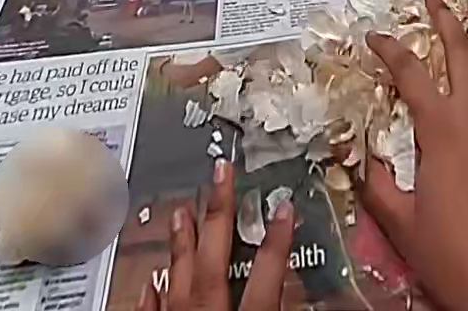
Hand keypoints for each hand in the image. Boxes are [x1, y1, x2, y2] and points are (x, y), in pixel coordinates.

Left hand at [141, 158, 294, 310]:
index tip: (284, 206)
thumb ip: (288, 309)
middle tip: (220, 169)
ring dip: (181, 244)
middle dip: (218, 211)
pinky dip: (153, 296)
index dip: (277, 240)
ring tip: (181, 211)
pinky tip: (150, 280)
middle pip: (213, 259)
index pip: (266, 276)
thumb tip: (317, 302)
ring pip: (179, 277)